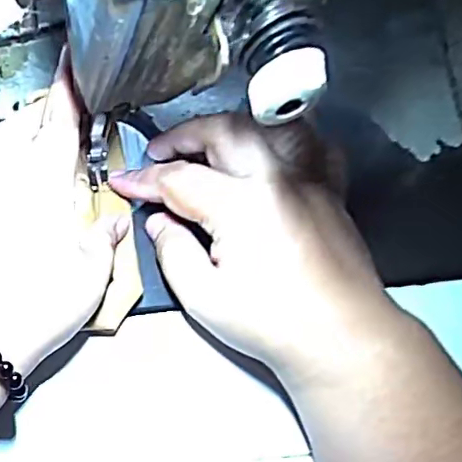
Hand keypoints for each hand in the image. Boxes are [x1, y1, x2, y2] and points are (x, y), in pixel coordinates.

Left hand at [0, 60, 128, 374]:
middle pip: (8, 133)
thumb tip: (114, 222)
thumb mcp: (91, 275)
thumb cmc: (41, 307)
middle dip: (29, 122)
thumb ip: (103, 240)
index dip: (68, 92)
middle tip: (47, 132)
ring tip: (10, 155)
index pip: (57, 125)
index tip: (73, 65)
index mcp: (40, 187)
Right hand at [107, 113, 398, 382]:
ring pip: (267, 126)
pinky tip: (267, 153)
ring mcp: (309, 179)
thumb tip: (159, 225)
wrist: (338, 336)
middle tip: (156, 154)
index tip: (123, 182)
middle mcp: (278, 177)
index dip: (145, 180)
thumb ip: (174, 252)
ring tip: (207, 144)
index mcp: (242, 203)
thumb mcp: (203, 297)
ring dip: (229, 128)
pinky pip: (307, 145)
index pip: (180, 179)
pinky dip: (279, 139)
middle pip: (223, 132)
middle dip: (183, 136)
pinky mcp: (329, 192)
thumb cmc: (272, 323)